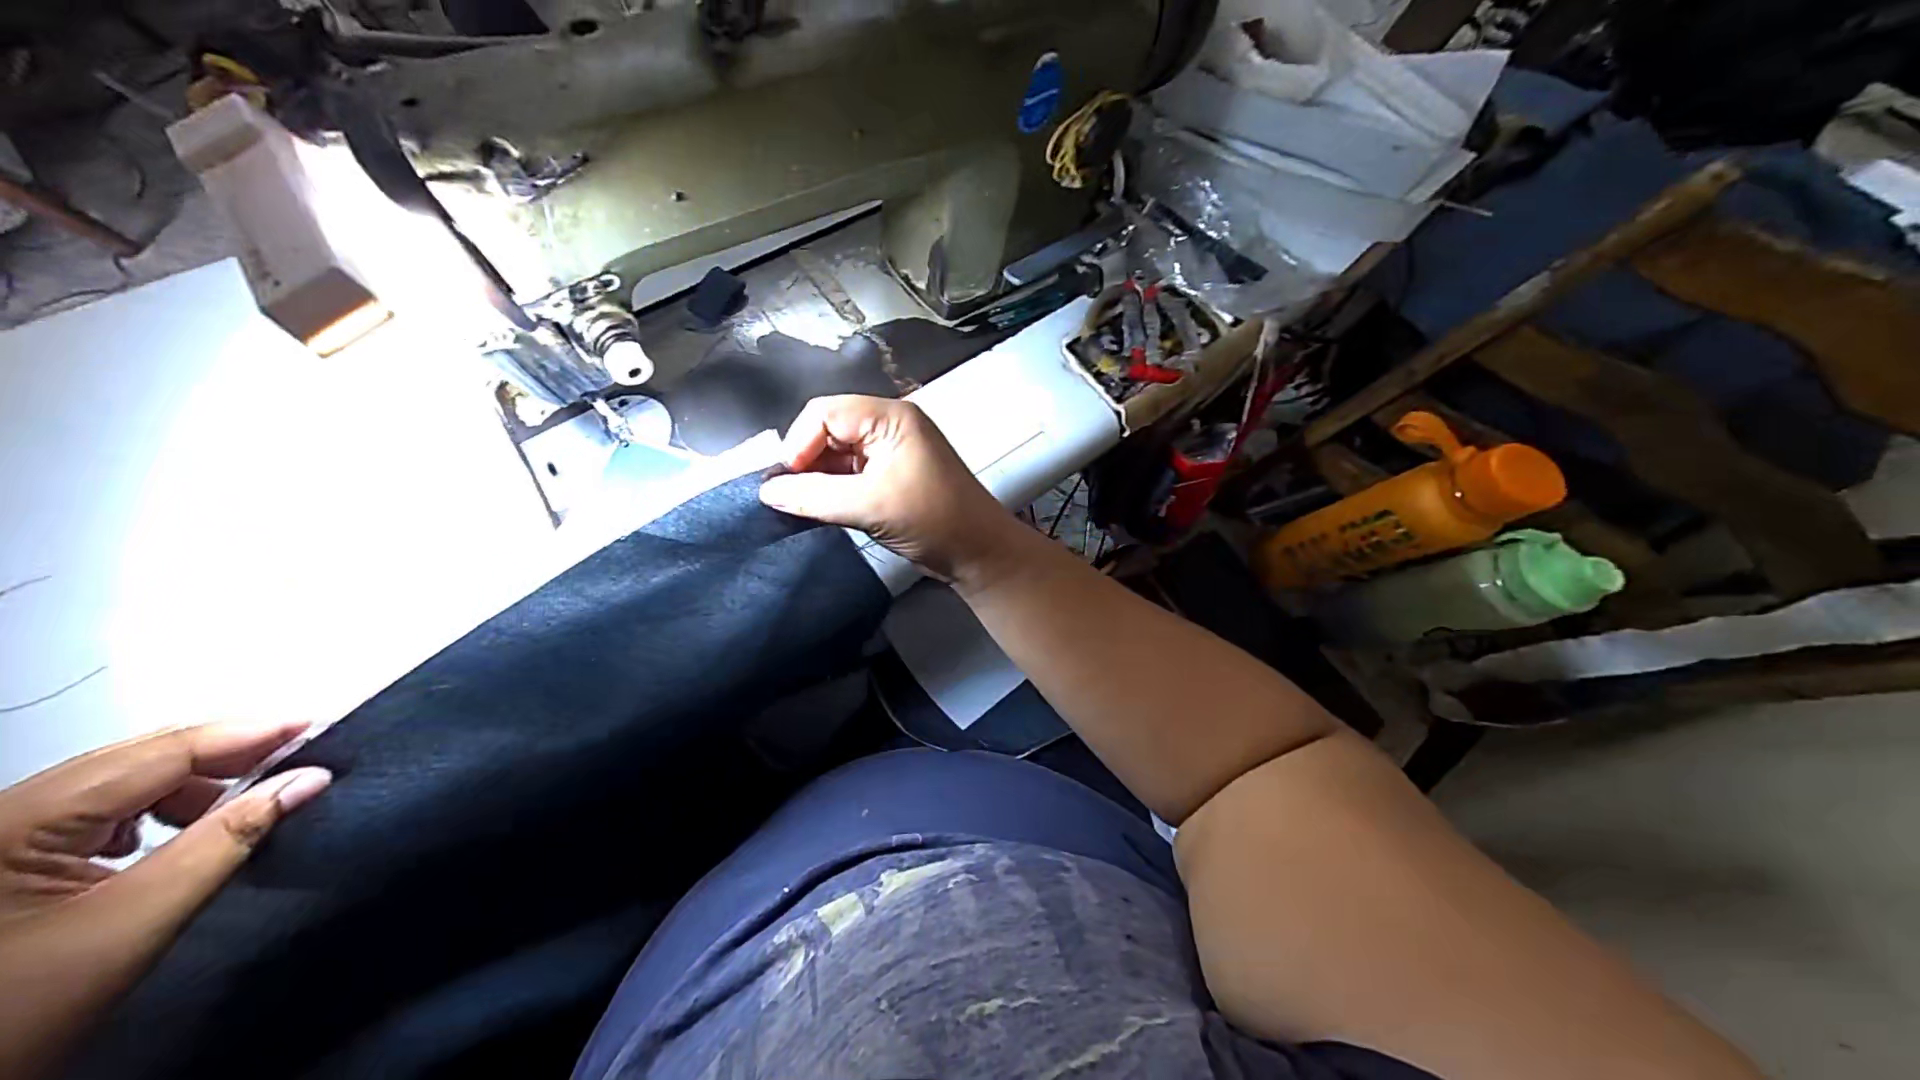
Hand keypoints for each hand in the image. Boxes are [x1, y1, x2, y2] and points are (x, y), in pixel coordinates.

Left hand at [0, 722, 330, 1078]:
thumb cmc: (28, 1005)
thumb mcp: (139, 919)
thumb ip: (229, 840)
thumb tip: (309, 780)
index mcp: (17, 821)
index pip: (161, 753)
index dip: (248, 734)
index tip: (321, 727)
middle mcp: (4, 812)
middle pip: (142, 758)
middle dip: (231, 753)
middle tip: (307, 754)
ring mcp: (2, 834)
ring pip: (126, 780)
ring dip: (201, 782)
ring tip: (262, 794)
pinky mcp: (8, 856)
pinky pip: (103, 809)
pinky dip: (164, 807)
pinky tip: (196, 824)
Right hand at [759, 396, 1027, 586]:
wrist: (979, 553)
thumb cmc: (934, 520)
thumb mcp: (870, 506)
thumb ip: (814, 496)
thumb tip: (767, 491)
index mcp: (890, 417)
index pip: (825, 413)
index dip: (799, 443)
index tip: (786, 481)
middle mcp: (888, 426)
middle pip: (827, 430)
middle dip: (804, 460)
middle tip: (788, 496)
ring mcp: (890, 451)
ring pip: (835, 454)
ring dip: (816, 477)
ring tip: (799, 505)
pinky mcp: (889, 476)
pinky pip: (848, 473)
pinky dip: (830, 489)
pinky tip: (818, 507)